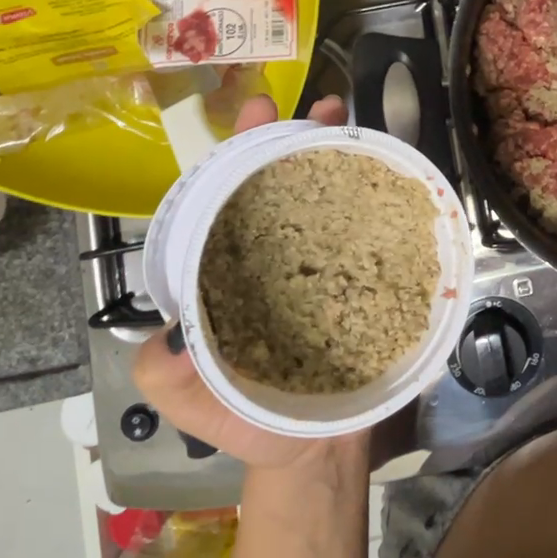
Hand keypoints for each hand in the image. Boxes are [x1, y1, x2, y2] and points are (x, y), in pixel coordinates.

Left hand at [132, 92, 364, 470]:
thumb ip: (165, 376)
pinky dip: (385, 201)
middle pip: (288, 184)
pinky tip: (392, 177)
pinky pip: (378, 235)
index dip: (241, 150)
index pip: (233, 197)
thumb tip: (164, 334)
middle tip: (320, 106)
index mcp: (236, 268)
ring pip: (335, 197)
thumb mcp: (195, 404)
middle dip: (299, 136)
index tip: (256, 111)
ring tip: (352, 123)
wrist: (317, 452)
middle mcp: (284, 254)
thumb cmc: (251, 422)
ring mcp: (331, 264)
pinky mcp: (373, 281)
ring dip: (342, 153)